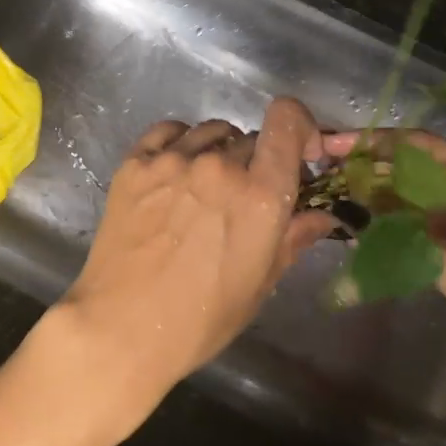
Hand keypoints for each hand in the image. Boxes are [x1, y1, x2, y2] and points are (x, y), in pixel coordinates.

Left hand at [55, 99, 337, 399]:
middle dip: (258, 161)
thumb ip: (293, 238)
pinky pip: (167, 132)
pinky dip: (181, 142)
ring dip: (220, 150)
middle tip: (247, 194)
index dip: (301, 126)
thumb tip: (322, 216)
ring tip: (210, 184)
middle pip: (250, 138)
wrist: (122, 323)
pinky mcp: (134, 163)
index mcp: (258, 195)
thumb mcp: (259, 283)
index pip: (287, 121)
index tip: (300, 152)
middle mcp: (217, 165)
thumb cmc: (201, 317)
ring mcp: (171, 160)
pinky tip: (178, 167)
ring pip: (209, 131)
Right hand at [311, 129, 445, 438]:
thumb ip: (413, 245)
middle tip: (325, 170)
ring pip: (425, 211)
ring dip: (385, 207)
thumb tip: (353, 212)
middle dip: (376, 172)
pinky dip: (400, 239)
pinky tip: (364, 238)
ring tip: (335, 198)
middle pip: (425, 178)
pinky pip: (433, 242)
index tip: (334, 143)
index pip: (432, 152)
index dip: (380, 143)